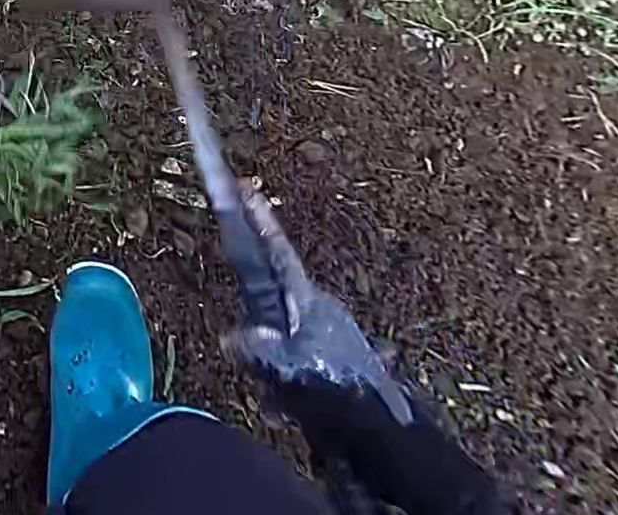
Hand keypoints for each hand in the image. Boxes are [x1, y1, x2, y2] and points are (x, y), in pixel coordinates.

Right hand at [229, 187, 414, 427]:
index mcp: (308, 298)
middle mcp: (316, 307)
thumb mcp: (294, 369)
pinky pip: (295, 357)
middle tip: (251, 330)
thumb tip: (228, 338)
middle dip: (257, 312)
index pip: (277, 249)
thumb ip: (260, 350)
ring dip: (272, 360)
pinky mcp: (331, 357)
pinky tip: (284, 410)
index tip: (246, 185)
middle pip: (273, 292)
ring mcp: (325, 331)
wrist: (389, 433)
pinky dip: (284, 381)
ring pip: (282, 331)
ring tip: (276, 400)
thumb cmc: (343, 389)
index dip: (260, 218)